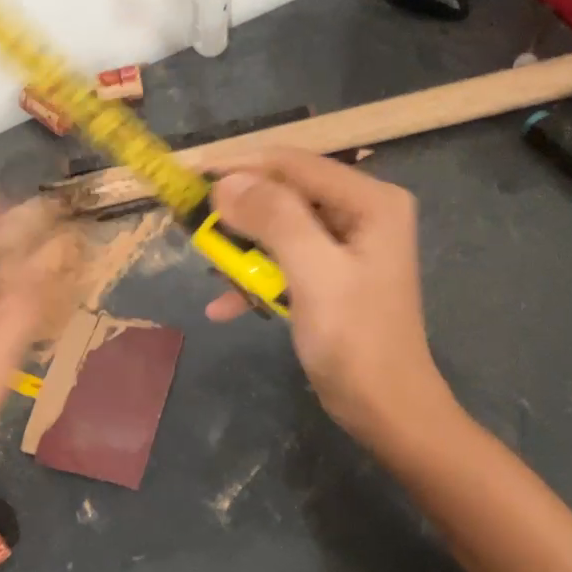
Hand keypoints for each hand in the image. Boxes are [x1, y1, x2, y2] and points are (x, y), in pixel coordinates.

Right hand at [204, 147, 459, 454]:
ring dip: (241, 249)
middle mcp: (359, 214)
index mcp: (369, 201)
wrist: (383, 406)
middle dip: (237, 212)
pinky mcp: (328, 278)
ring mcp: (343, 248)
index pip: (293, 164)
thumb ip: (273, 219)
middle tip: (191, 226)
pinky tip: (224, 307)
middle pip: (283, 194)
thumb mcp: (313, 272)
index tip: (188, 178)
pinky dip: (253, 280)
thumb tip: (224, 182)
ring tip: (208, 268)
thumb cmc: (354, 338)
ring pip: (276, 230)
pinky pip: (281, 263)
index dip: (239, 167)